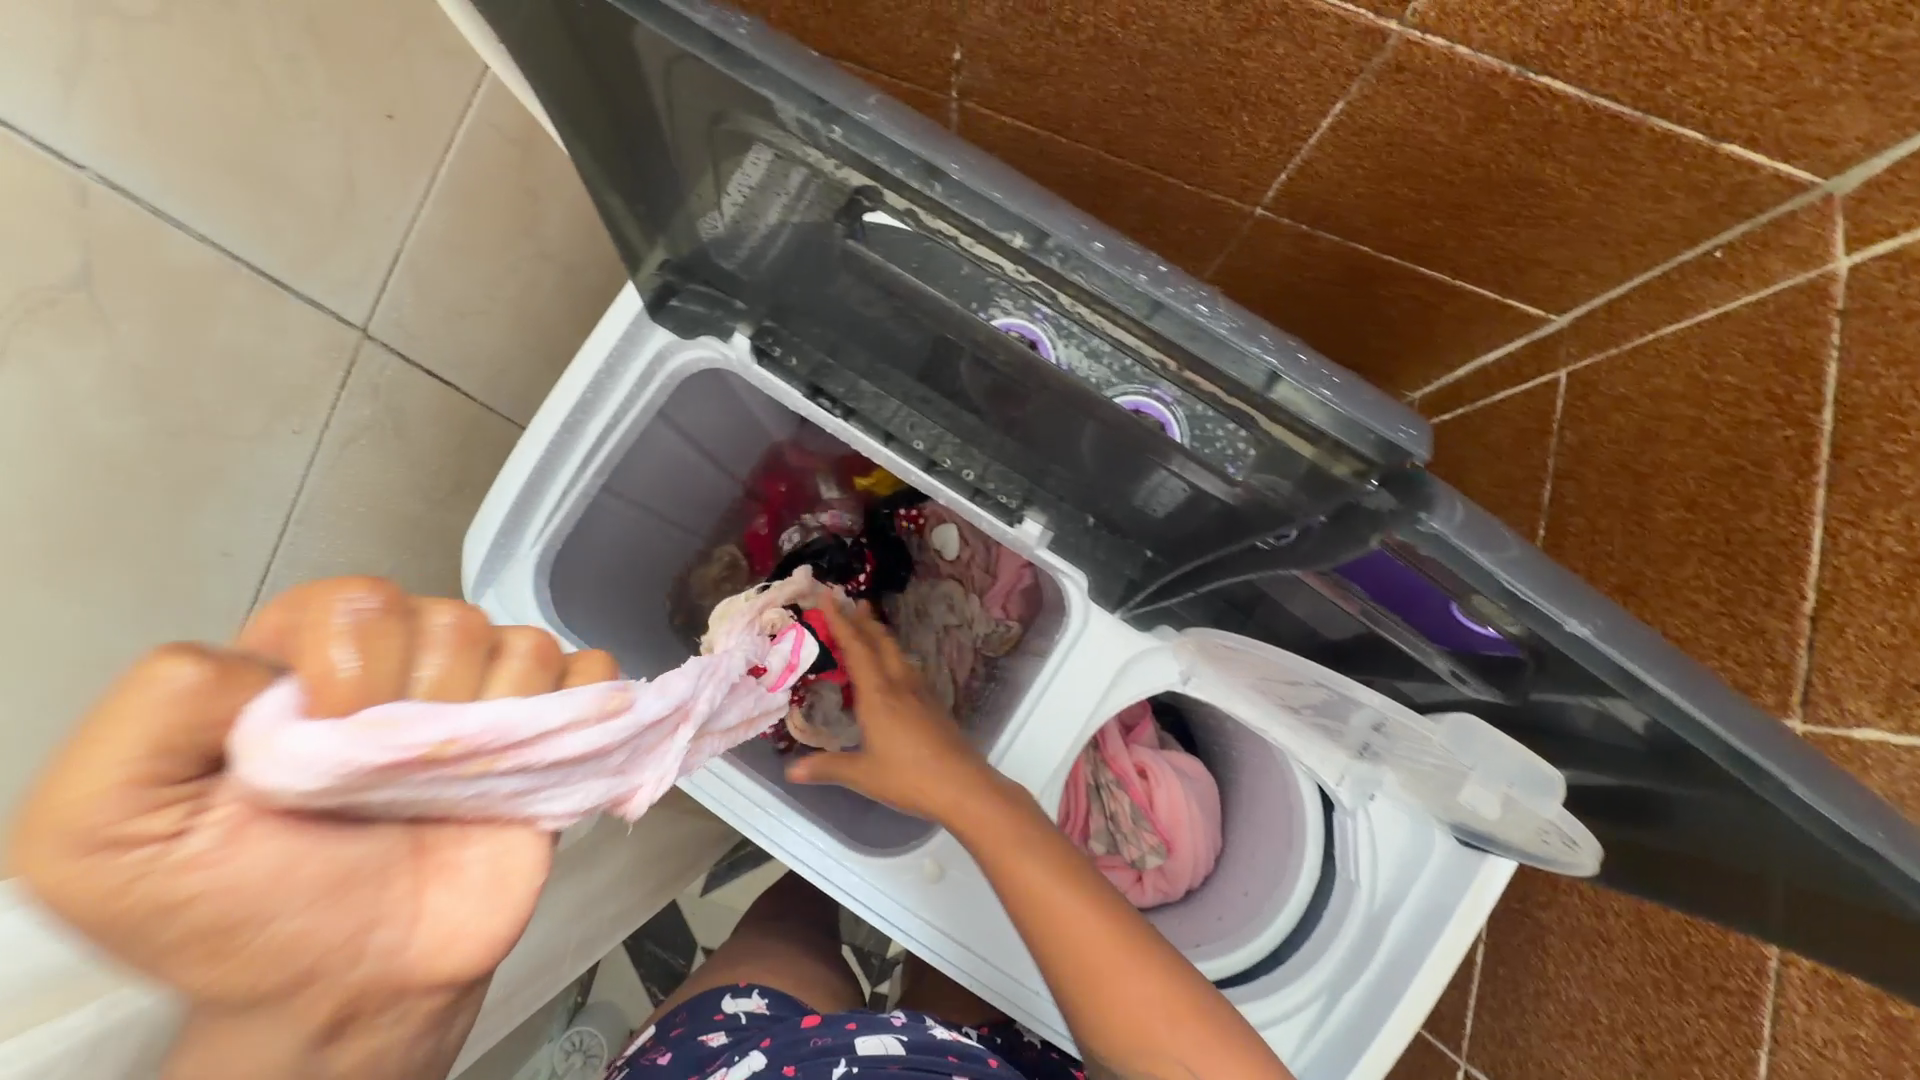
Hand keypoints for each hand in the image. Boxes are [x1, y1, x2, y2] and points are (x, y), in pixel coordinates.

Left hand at [7, 577, 617, 1074]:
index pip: (358, 600)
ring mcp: (488, 696)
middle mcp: (406, 666)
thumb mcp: (108, 832)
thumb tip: (275, 663)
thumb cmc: (240, 915)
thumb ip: (156, 714)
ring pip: (528, 643)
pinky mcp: (557, 727)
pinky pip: (595, 672)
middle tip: (399, 778)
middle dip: (431, 700)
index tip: (334, 740)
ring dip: (503, 716)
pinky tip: (539, 754)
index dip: (356, 660)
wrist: (357, 987)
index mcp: (307, 664)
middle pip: (455, 617)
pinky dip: (583, 702)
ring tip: (465, 784)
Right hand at [783, 595, 1006, 821]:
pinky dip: (893, 658)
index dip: (840, 621)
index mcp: (878, 694)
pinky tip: (892, 671)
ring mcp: (921, 693)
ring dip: (881, 637)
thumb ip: (827, 768)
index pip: (856, 648)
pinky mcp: (933, 705)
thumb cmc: (909, 777)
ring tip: (869, 629)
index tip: (828, 596)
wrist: (962, 785)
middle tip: (850, 602)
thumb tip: (791, 771)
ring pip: (898, 654)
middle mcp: (900, 685)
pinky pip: (908, 670)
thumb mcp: (862, 775)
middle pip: (881, 642)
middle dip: (864, 621)